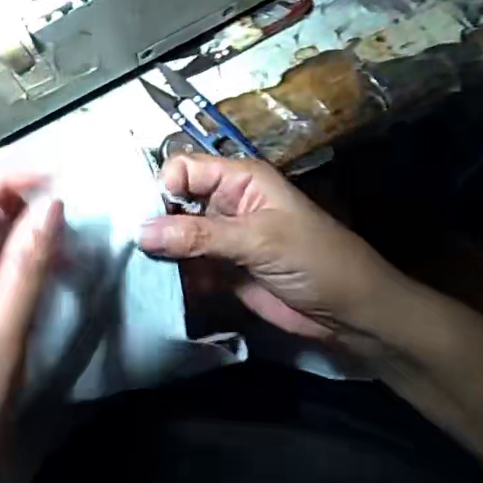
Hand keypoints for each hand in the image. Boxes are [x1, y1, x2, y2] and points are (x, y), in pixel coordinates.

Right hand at [137, 155, 411, 340]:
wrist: (351, 313)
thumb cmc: (315, 260)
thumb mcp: (259, 240)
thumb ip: (200, 235)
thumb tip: (142, 231)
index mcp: (239, 179)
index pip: (184, 169)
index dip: (163, 188)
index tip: (146, 219)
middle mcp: (225, 203)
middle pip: (174, 201)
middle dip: (153, 221)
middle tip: (131, 248)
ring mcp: (222, 239)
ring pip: (176, 236)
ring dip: (159, 251)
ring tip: (137, 269)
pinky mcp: (220, 271)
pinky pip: (186, 266)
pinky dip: (171, 275)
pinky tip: (156, 287)